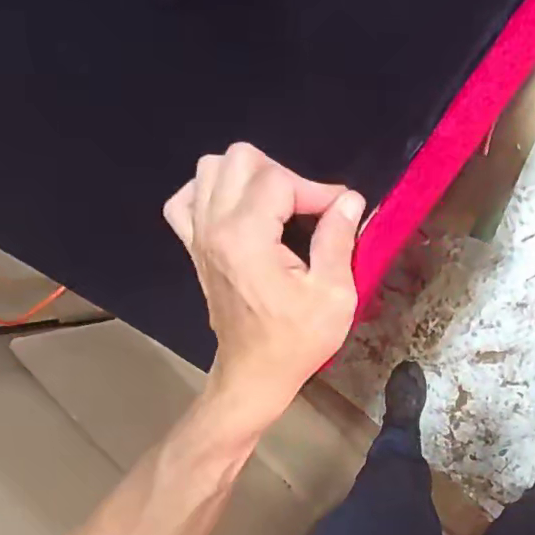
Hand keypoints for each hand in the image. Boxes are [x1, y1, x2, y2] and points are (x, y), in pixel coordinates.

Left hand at [164, 143, 363, 430]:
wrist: (253, 375)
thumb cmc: (295, 342)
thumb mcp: (333, 295)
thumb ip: (339, 239)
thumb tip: (349, 200)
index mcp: (246, 238)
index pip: (280, 179)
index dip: (317, 189)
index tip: (340, 213)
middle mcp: (214, 227)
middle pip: (241, 159)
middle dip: (282, 175)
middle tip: (306, 209)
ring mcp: (197, 235)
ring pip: (210, 169)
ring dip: (248, 177)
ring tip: (275, 207)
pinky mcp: (192, 247)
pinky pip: (186, 199)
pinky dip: (210, 192)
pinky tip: (235, 209)